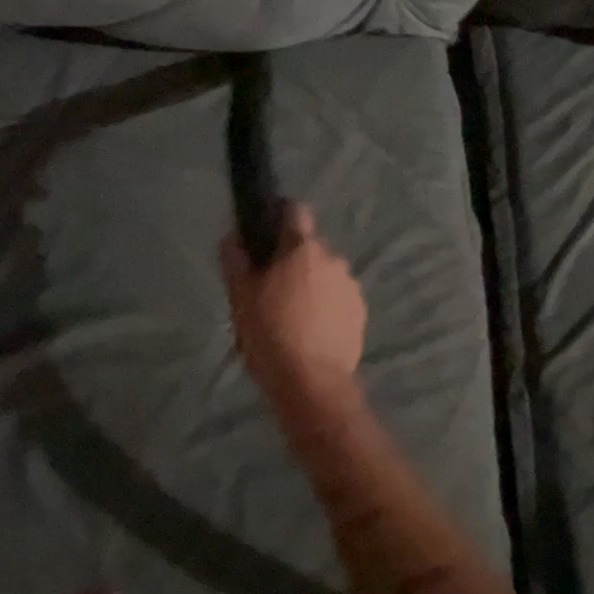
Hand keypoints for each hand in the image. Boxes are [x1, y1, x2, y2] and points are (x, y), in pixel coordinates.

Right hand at [219, 202, 366, 404]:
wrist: (312, 384)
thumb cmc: (270, 333)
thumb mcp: (240, 296)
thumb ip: (235, 259)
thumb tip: (232, 236)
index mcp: (302, 248)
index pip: (295, 210)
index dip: (279, 214)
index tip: (265, 231)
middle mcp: (332, 259)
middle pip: (309, 247)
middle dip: (292, 259)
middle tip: (270, 287)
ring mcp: (351, 286)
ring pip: (325, 273)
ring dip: (311, 283)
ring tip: (292, 315)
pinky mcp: (360, 313)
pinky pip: (338, 298)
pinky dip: (325, 306)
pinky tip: (310, 331)